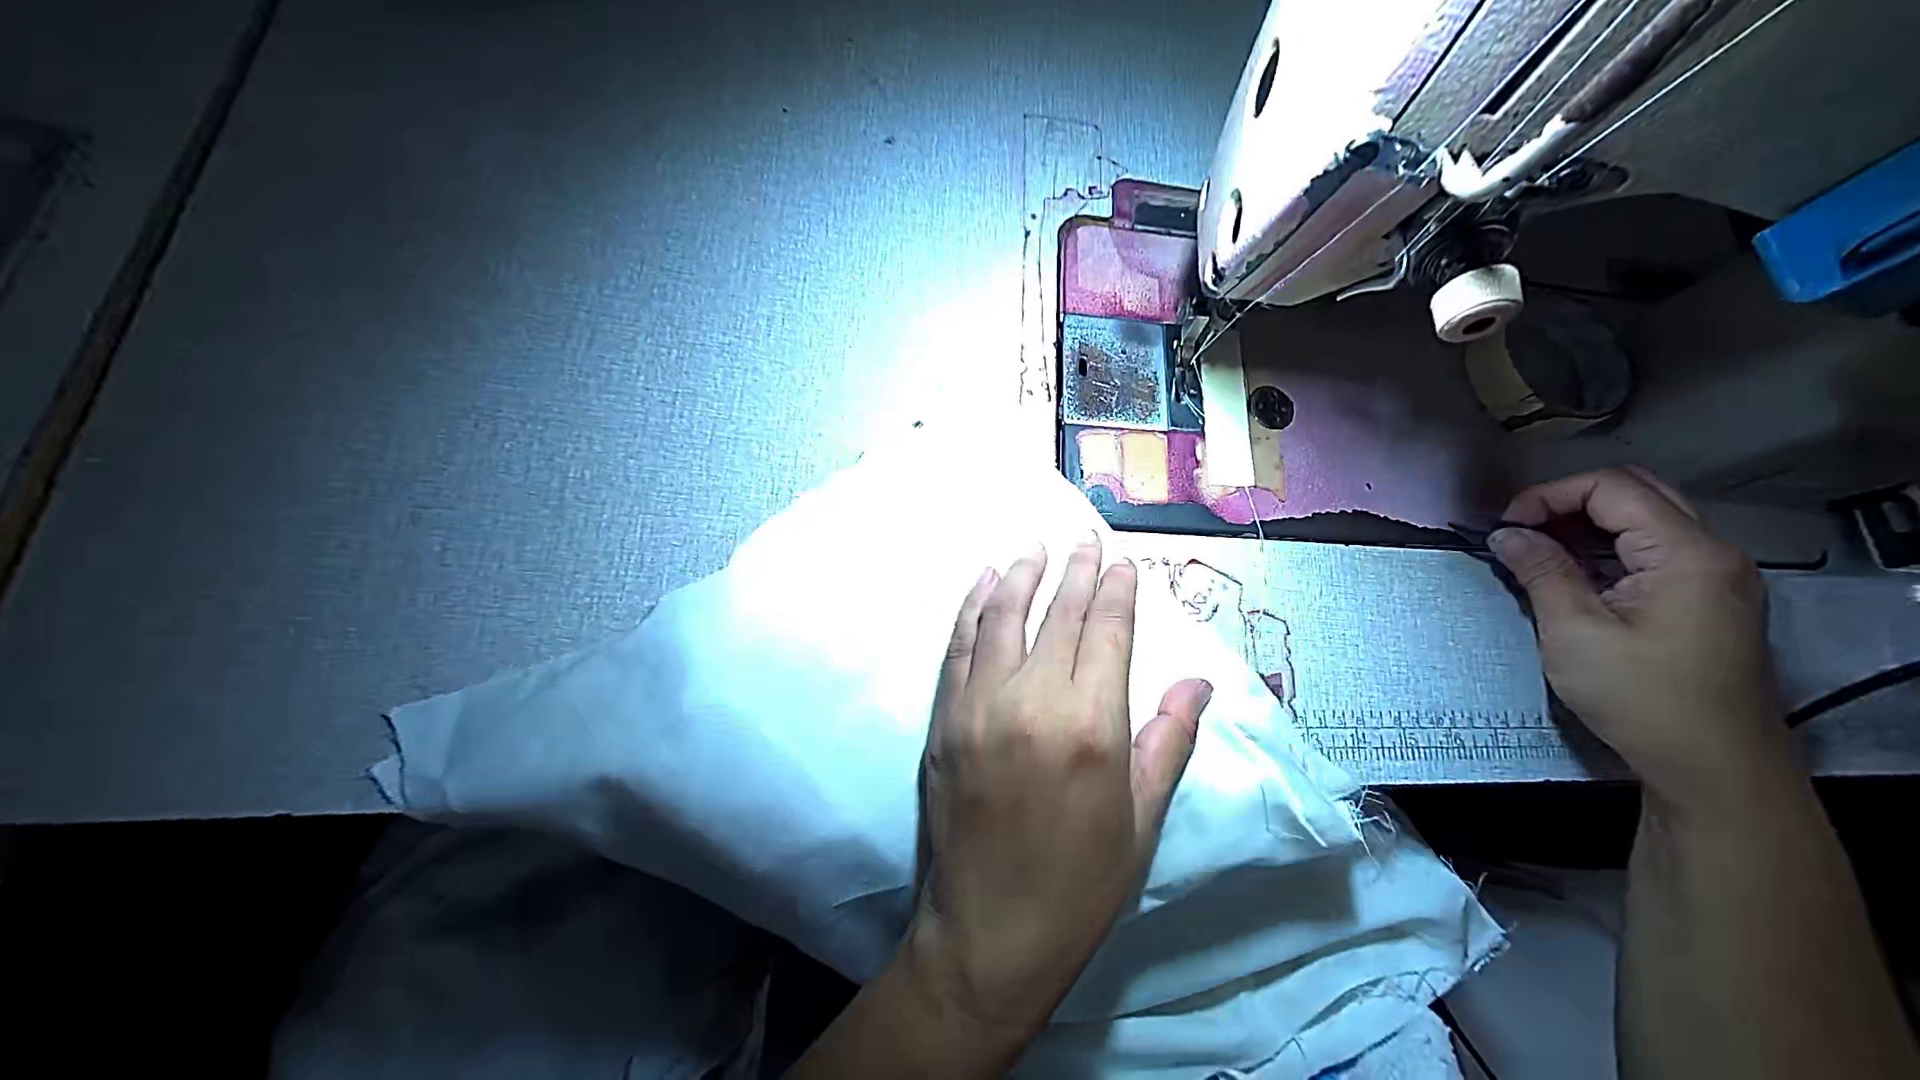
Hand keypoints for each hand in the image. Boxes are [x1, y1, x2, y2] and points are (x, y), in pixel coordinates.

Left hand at [905, 534, 1211, 1042]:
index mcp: (1092, 725)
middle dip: (1075, 572)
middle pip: (1059, 616)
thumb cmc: (1081, 882)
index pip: (1108, 633)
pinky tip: (983, 585)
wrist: (991, 931)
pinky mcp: (944, 720)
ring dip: (1020, 576)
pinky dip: (971, 610)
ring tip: (1034, 548)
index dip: (1116, 591)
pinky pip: (958, 648)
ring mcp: (979, 706)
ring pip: (1002, 619)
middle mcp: (1033, 701)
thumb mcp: (1143, 819)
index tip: (1120, 562)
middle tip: (1084, 540)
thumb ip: (1169, 740)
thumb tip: (1197, 680)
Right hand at [1488, 466, 1795, 811]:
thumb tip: (1507, 534)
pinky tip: (1571, 571)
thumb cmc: (1640, 697)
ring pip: (1645, 519)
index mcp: (1688, 554)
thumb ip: (1541, 571)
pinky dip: (1605, 548)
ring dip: (1584, 524)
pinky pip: (1652, 550)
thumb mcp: (1574, 632)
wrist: (1712, 766)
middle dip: (1567, 502)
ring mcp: (1716, 577)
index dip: (1549, 495)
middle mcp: (1713, 554)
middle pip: (1636, 492)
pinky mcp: (1707, 599)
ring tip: (1535, 550)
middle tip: (1519, 532)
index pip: (1613, 487)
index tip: (1506, 527)